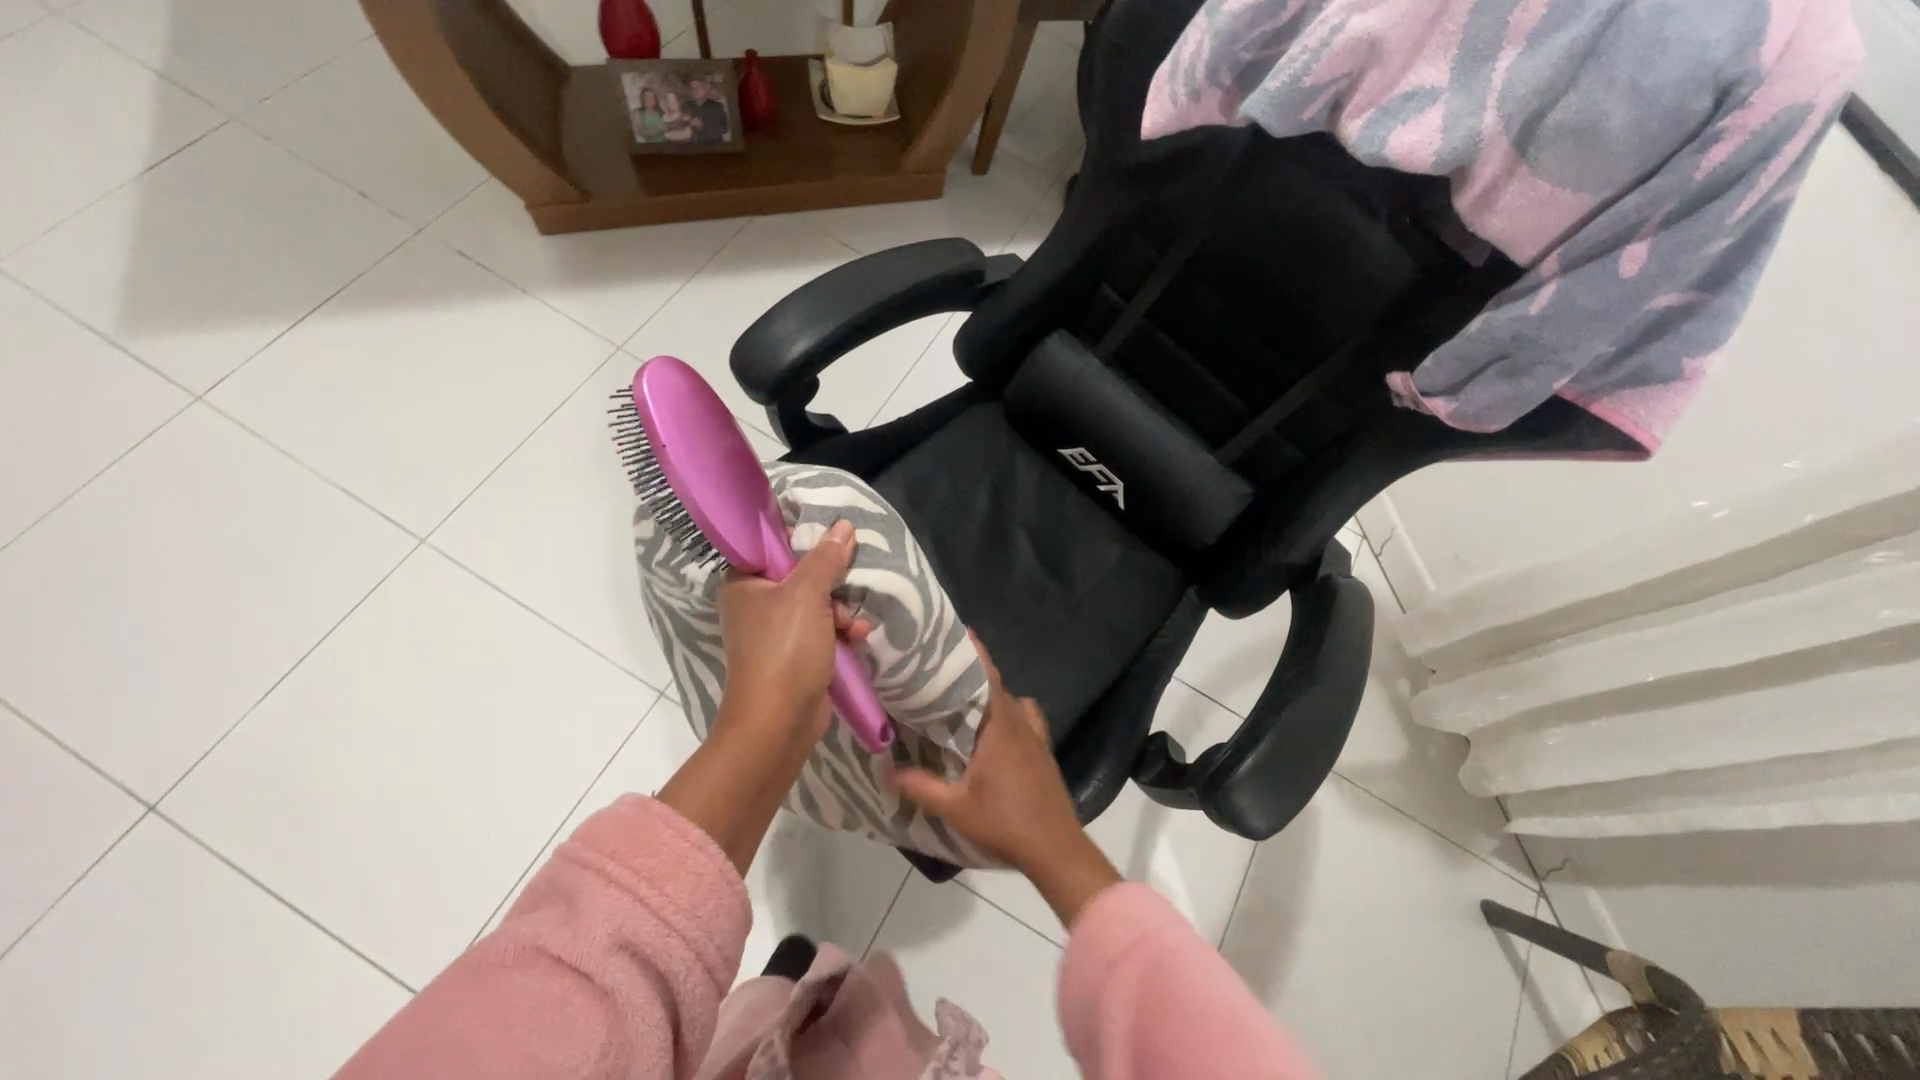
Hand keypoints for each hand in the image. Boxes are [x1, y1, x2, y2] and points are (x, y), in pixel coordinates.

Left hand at [715, 519, 869, 743]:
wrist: (780, 720)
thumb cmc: (785, 648)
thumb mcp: (808, 594)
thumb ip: (826, 558)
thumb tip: (843, 526)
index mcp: (744, 583)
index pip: (772, 547)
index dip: (802, 540)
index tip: (831, 541)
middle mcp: (756, 604)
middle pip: (802, 575)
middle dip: (832, 585)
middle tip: (846, 588)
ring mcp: (776, 633)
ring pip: (818, 605)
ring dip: (842, 612)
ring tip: (853, 625)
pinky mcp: (796, 656)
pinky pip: (823, 632)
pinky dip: (841, 634)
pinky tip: (857, 639)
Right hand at [890, 637, 1121, 925]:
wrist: (1055, 848)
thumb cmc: (1005, 823)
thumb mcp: (954, 808)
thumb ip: (920, 786)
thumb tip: (887, 769)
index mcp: (999, 726)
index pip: (987, 674)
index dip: (972, 650)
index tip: (953, 631)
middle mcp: (1020, 722)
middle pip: (996, 685)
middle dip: (971, 672)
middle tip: (939, 668)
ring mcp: (1036, 737)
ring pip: (1012, 702)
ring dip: (991, 694)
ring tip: (963, 699)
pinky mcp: (1043, 752)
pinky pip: (1026, 720)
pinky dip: (1011, 714)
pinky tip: (995, 730)